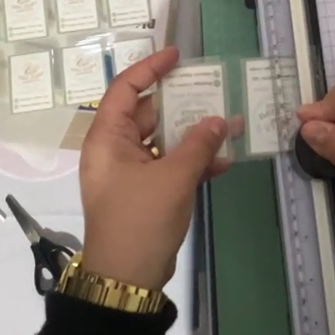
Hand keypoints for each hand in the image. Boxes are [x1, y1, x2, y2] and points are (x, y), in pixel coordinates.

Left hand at [78, 46, 231, 288]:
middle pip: (148, 113)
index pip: (126, 89)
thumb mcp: (173, 178)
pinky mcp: (145, 191)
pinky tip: (222, 161)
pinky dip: (192, 161)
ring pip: (162, 139)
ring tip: (227, 124)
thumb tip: (220, 120)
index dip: (150, 68)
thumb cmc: (140, 220)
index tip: (177, 55)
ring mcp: (130, 171)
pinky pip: (169, 164)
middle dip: (182, 103)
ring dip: (193, 134)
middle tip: (213, 91)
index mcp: (107, 139)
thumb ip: (199, 145)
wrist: (127, 279)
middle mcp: (115, 149)